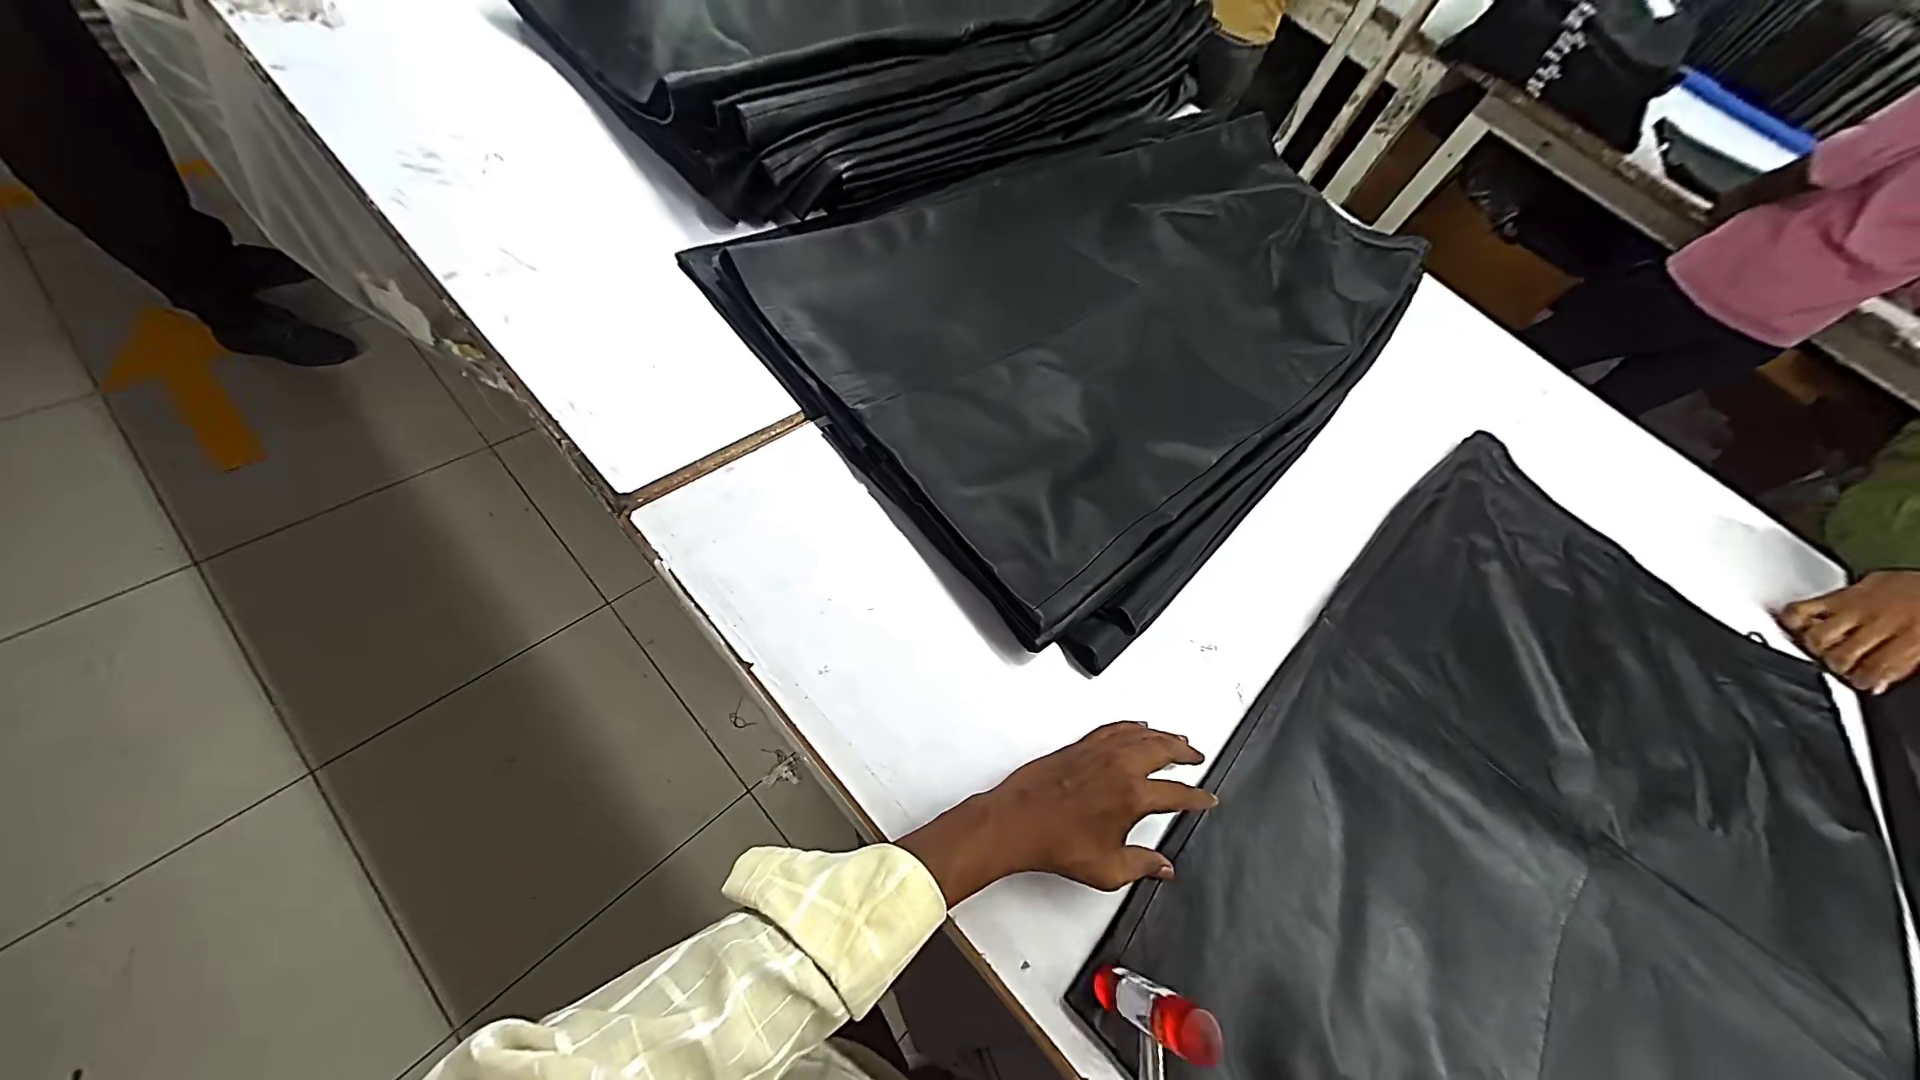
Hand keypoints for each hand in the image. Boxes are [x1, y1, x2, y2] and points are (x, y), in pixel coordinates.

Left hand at [898, 722, 1216, 904]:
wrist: (1016, 822)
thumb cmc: (1054, 842)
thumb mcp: (1107, 869)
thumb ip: (1142, 865)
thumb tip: (1162, 867)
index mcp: (1131, 796)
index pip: (1176, 792)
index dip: (1197, 796)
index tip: (1206, 797)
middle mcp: (1118, 767)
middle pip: (1162, 749)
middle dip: (1185, 751)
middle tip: (1197, 755)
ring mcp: (1097, 752)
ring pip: (1140, 733)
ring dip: (1162, 734)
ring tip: (1176, 737)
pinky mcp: (1079, 746)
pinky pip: (1113, 728)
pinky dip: (1130, 725)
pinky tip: (1136, 726)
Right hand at [1778, 571, 1919, 693]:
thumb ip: (1913, 658)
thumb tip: (1888, 677)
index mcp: (1917, 635)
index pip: (1879, 668)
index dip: (1868, 681)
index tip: (1865, 685)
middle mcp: (1881, 621)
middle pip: (1842, 655)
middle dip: (1840, 668)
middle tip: (1844, 671)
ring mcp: (1853, 607)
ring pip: (1816, 638)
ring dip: (1817, 649)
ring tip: (1824, 653)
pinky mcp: (1833, 595)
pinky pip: (1798, 611)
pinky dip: (1794, 622)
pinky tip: (1804, 628)